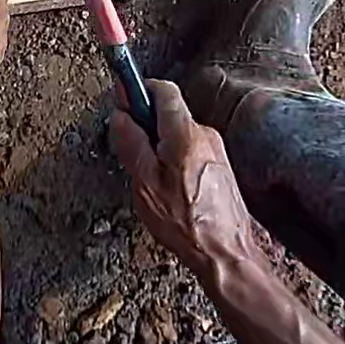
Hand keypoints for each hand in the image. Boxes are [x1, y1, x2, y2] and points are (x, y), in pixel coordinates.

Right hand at [109, 80, 257, 275]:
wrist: (225, 254)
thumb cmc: (185, 222)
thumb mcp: (144, 182)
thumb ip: (130, 143)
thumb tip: (120, 117)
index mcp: (185, 133)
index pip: (162, 89)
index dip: (138, 90)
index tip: (122, 101)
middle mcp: (205, 135)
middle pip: (168, 112)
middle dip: (145, 124)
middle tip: (131, 151)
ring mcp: (215, 150)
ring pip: (177, 132)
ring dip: (159, 145)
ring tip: (151, 178)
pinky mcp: (219, 166)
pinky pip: (189, 148)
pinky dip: (173, 158)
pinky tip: (168, 187)